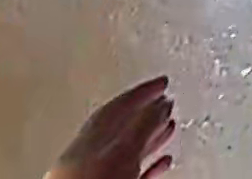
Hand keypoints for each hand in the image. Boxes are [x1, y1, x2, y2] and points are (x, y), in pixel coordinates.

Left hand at [47, 76, 176, 178]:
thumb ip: (145, 123)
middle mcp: (83, 162)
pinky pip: (130, 173)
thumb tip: (162, 103)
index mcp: (83, 146)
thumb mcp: (124, 151)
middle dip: (146, 112)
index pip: (114, 107)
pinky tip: (160, 161)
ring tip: (168, 125)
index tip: (162, 81)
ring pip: (125, 151)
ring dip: (149, 136)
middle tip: (166, 99)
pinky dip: (149, 163)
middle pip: (119, 128)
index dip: (141, 91)